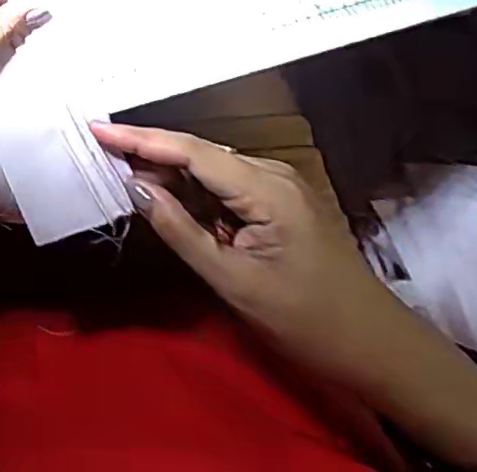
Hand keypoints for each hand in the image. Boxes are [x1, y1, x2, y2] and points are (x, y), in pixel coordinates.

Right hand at [89, 122, 391, 370]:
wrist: (377, 347)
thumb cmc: (307, 321)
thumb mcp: (235, 282)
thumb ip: (181, 231)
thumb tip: (136, 188)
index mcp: (266, 189)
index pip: (191, 151)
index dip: (141, 139)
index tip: (99, 129)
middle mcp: (272, 173)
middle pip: (199, 152)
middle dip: (150, 152)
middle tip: (103, 155)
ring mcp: (278, 183)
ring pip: (210, 166)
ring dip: (170, 172)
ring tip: (126, 175)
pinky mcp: (278, 198)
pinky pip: (226, 183)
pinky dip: (194, 189)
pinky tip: (170, 196)